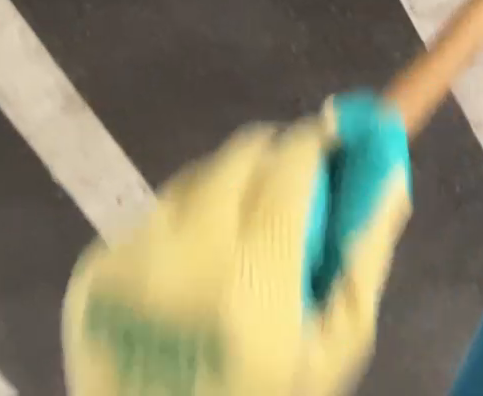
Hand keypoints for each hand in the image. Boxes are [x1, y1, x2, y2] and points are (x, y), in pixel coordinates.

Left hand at [62, 94, 410, 395]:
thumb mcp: (340, 341)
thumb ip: (367, 252)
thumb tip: (392, 174)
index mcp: (254, 274)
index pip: (291, 163)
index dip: (318, 141)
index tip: (333, 144)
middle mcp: (186, 256)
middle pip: (240, 155)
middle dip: (273, 156)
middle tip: (289, 186)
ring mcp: (130, 264)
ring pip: (193, 177)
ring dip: (225, 184)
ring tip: (238, 228)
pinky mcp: (90, 277)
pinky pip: (150, 216)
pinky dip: (179, 222)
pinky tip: (190, 262)